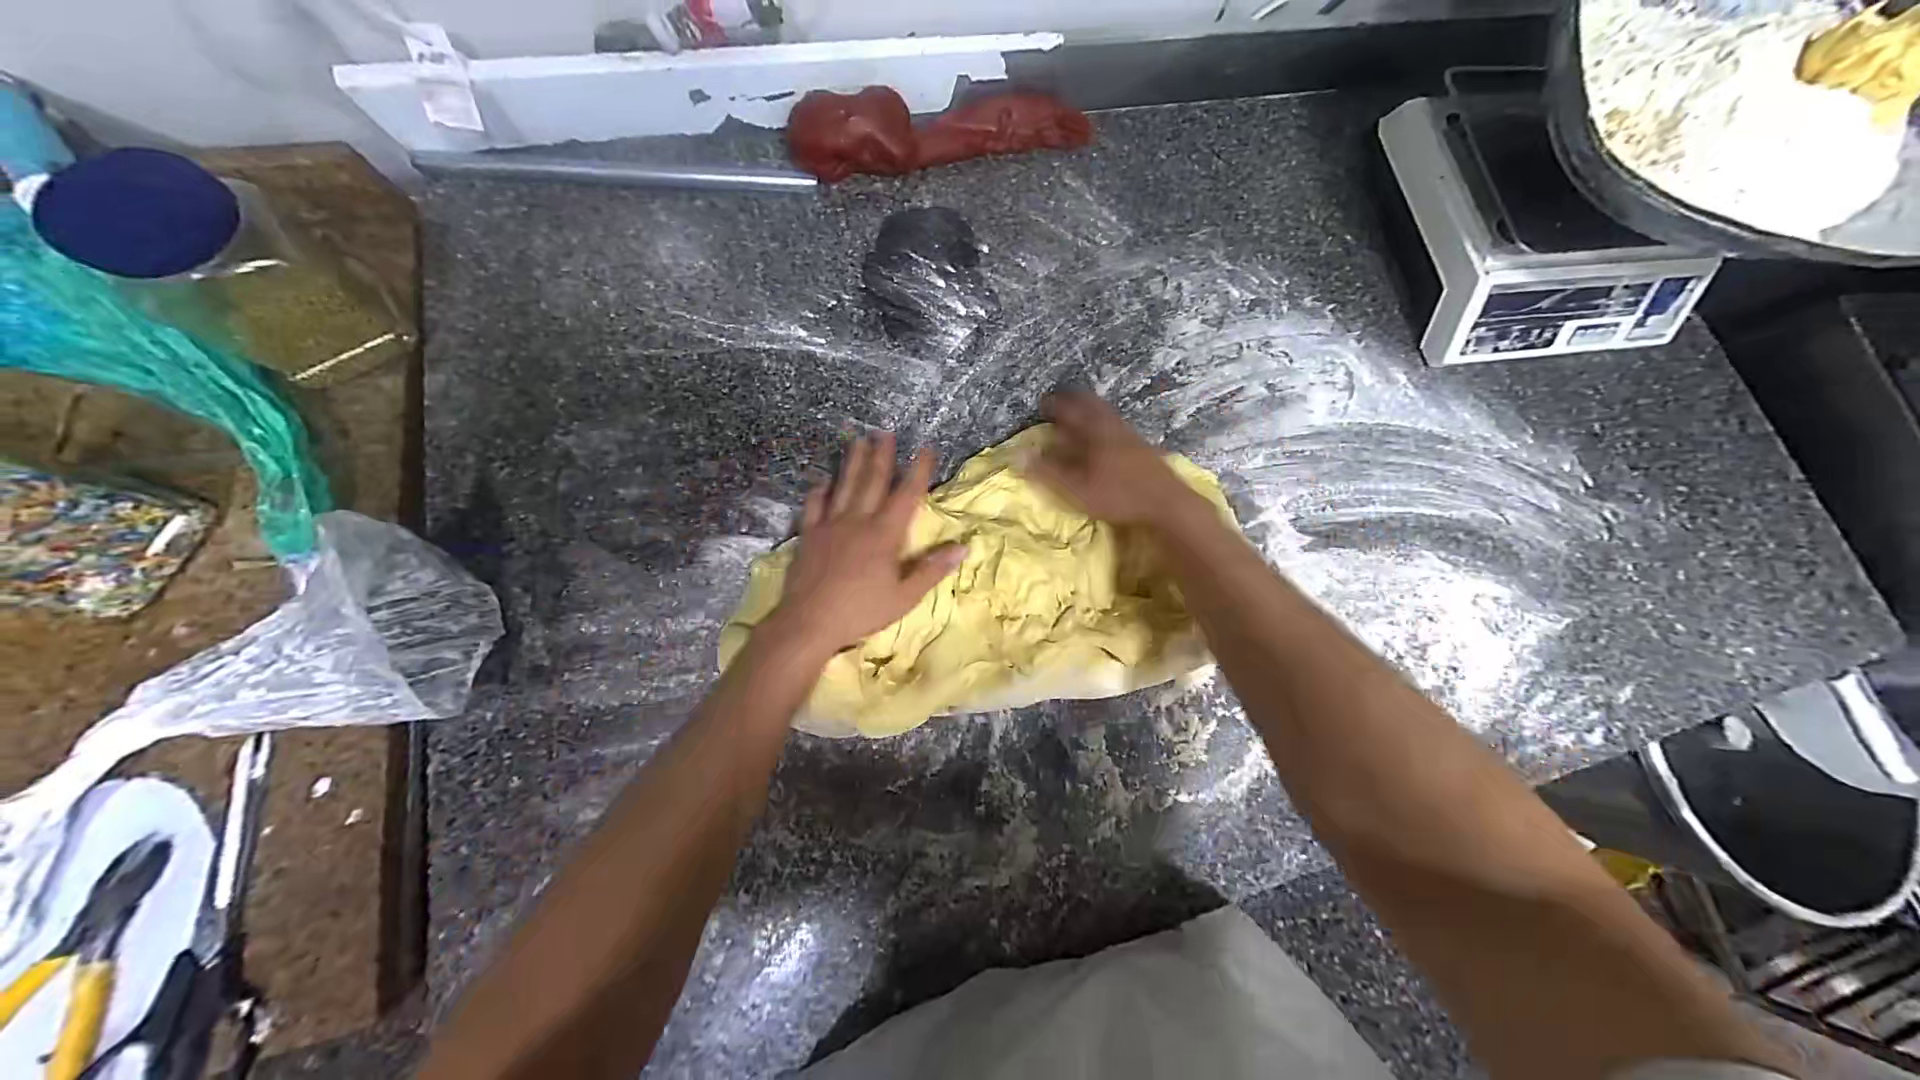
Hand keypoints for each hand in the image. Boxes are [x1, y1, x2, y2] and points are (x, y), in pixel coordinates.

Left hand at [767, 432, 965, 654]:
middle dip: (882, 456)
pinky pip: (814, 505)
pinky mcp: (809, 535)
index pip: (907, 495)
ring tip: (857, 440)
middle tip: (885, 432)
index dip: (918, 470)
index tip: (925, 449)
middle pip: (872, 481)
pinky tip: (822, 480)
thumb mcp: (905, 597)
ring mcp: (831, 525)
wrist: (809, 621)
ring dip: (852, 462)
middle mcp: (858, 521)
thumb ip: (932, 570)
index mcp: (885, 534)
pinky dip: (819, 490)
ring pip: (844, 486)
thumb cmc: (862, 611)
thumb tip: (962, 547)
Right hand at [1025, 391, 1202, 527]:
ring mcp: (1131, 436)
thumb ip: (1048, 472)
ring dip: (1091, 412)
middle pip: (1092, 405)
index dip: (1055, 405)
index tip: (1042, 403)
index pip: (1070, 409)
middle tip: (1062, 403)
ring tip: (1081, 418)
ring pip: (1107, 415)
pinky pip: (1118, 427)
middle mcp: (1113, 427)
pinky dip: (1105, 425)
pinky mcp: (1144, 448)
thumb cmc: (1118, 496)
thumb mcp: (1077, 489)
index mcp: (1096, 431)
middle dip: (1075, 402)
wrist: (1167, 503)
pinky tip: (1105, 439)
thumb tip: (1019, 456)